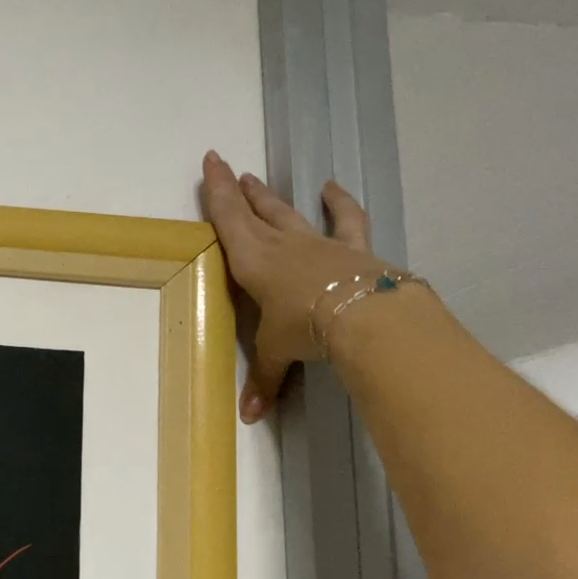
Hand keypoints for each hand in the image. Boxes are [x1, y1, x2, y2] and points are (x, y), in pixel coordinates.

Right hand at [201, 151, 388, 423]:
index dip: (218, 190)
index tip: (211, 161)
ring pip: (289, 213)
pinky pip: (345, 221)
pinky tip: (332, 188)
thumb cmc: (306, 328)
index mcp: (253, 261)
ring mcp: (319, 243)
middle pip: (255, 211)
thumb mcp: (278, 354)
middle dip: (238, 189)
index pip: (228, 219)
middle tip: (228, 168)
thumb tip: (249, 418)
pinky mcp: (352, 249)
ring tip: (260, 180)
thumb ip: (265, 381)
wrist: (366, 316)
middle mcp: (282, 244)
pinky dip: (339, 204)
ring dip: (272, 197)